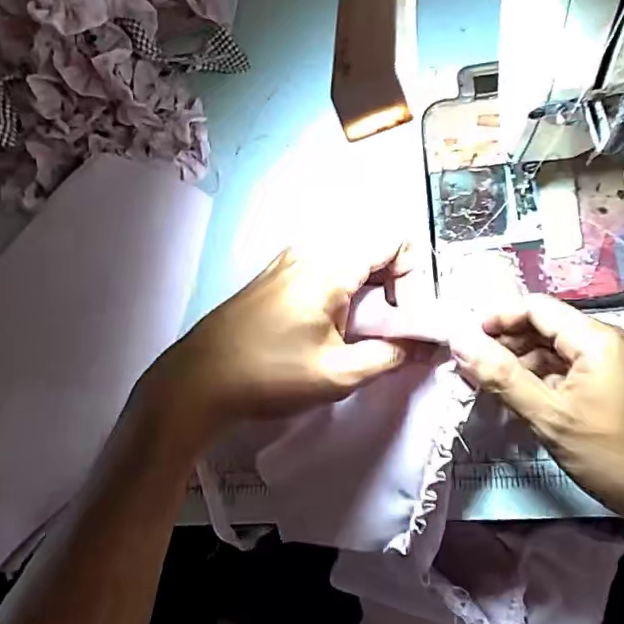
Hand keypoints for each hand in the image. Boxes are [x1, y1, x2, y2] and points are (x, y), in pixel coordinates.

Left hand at [137, 241, 417, 434]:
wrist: (195, 383)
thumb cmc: (269, 375)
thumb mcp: (338, 374)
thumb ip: (391, 355)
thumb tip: (428, 347)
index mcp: (329, 264)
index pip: (394, 240)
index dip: (414, 276)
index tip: (406, 316)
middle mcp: (310, 250)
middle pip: (375, 244)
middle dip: (398, 280)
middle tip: (395, 322)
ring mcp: (290, 260)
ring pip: (352, 254)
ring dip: (373, 284)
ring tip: (370, 326)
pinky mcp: (278, 275)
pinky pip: (328, 264)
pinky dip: (348, 286)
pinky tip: (339, 323)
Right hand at [450, 294, 623, 537]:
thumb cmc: (615, 455)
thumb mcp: (551, 418)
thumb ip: (503, 377)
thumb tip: (460, 342)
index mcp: (595, 337)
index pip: (537, 307)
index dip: (498, 318)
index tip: (464, 341)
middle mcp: (607, 341)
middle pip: (547, 327)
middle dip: (508, 343)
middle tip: (471, 370)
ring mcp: (614, 364)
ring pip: (558, 352)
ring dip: (524, 365)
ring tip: (491, 389)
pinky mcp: (617, 387)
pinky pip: (572, 372)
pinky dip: (545, 383)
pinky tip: (523, 403)